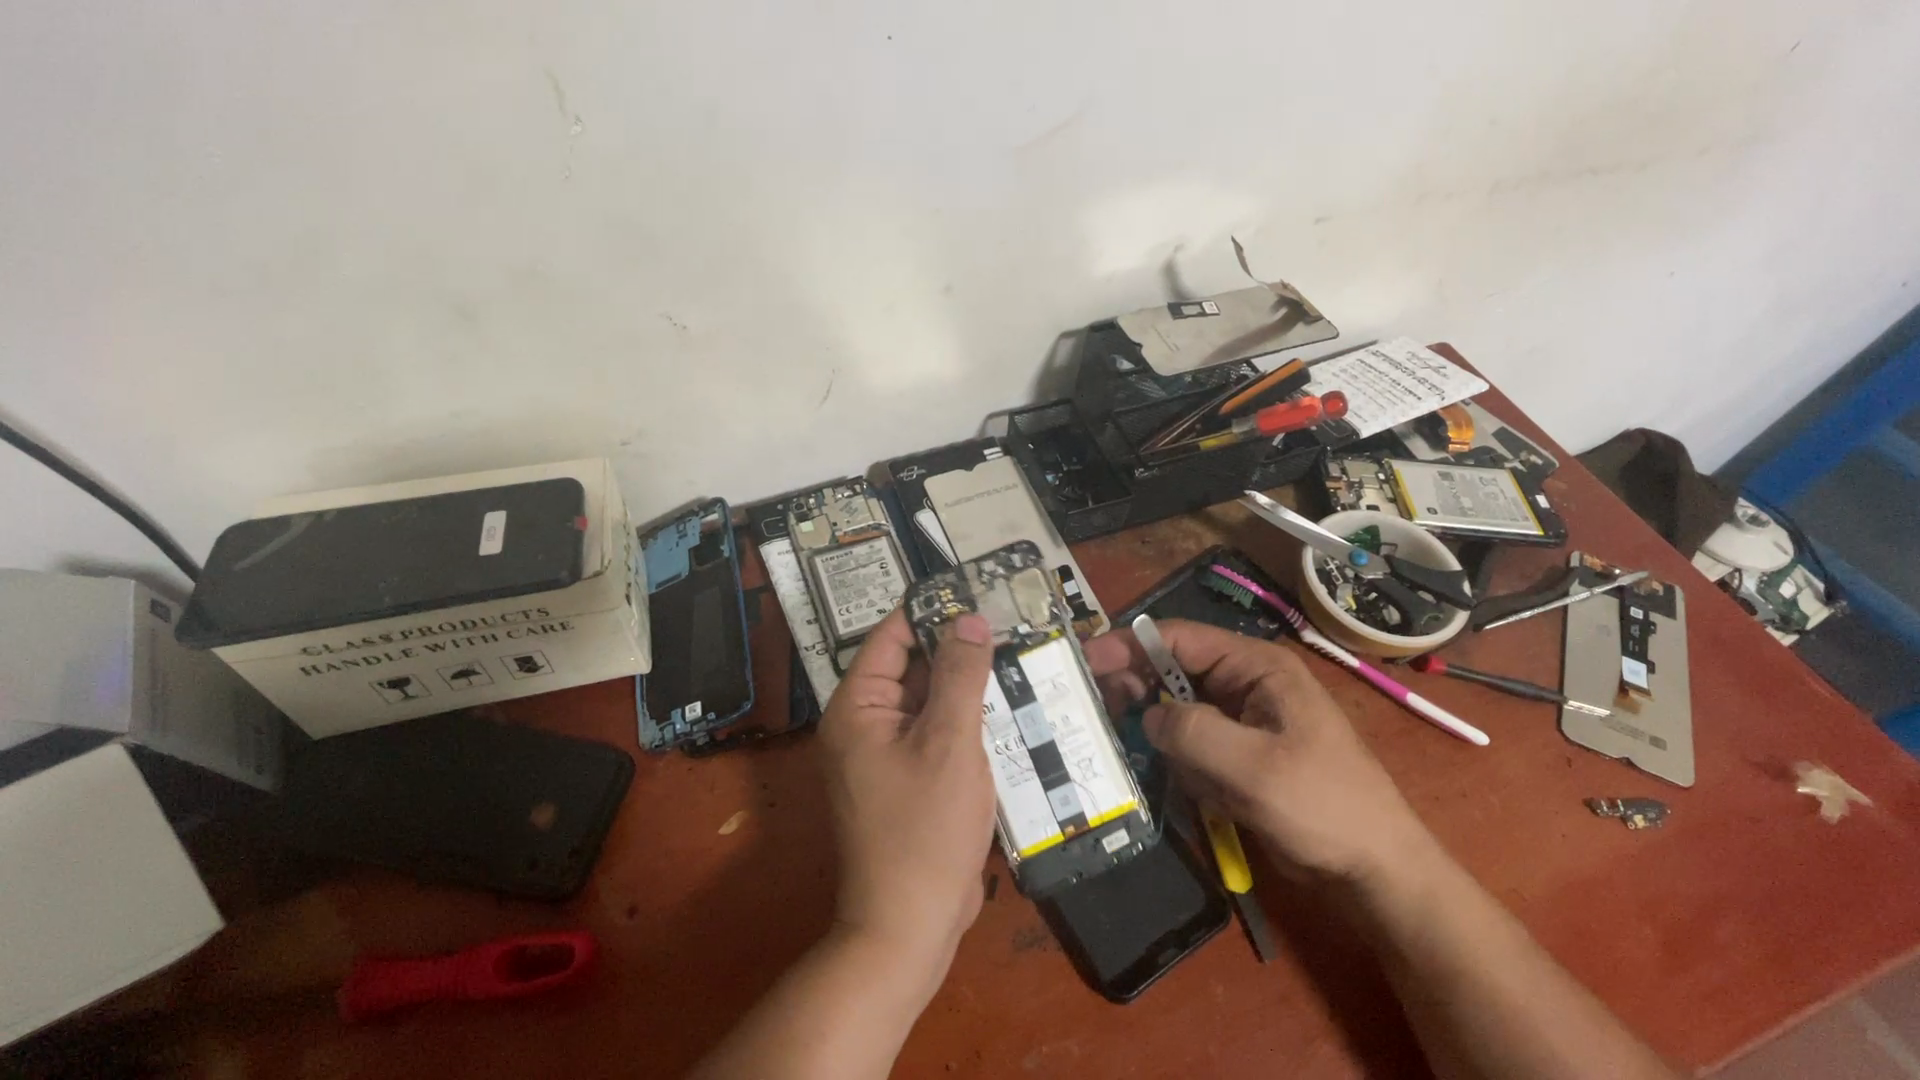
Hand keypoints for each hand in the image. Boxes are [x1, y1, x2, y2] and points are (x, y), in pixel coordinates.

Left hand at [817, 608, 997, 971]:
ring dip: (967, 687)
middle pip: (911, 669)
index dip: (931, 610)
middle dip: (957, 649)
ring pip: (928, 703)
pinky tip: (1008, 711)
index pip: (891, 637)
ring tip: (1019, 657)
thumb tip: (968, 618)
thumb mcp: (948, 742)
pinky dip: (966, 723)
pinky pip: (936, 736)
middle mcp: (864, 725)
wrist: (909, 923)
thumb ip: (959, 675)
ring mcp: (885, 757)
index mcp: (857, 708)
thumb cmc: (924, 828)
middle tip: (1011, 624)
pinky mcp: (908, 782)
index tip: (977, 590)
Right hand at [1084, 619, 1432, 885]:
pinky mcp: (1241, 754)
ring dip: (1159, 730)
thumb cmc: (1322, 806)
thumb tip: (1147, 716)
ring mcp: (1245, 721)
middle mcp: (1248, 684)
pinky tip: (1180, 781)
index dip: (1128, 646)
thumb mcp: (1253, 767)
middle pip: (1174, 671)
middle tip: (1099, 713)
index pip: (1179, 639)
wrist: (1373, 868)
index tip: (1083, 662)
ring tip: (1137, 751)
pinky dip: (1178, 757)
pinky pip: (1194, 744)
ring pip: (1180, 710)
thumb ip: (1191, 731)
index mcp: (1258, 668)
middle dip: (1138, 689)